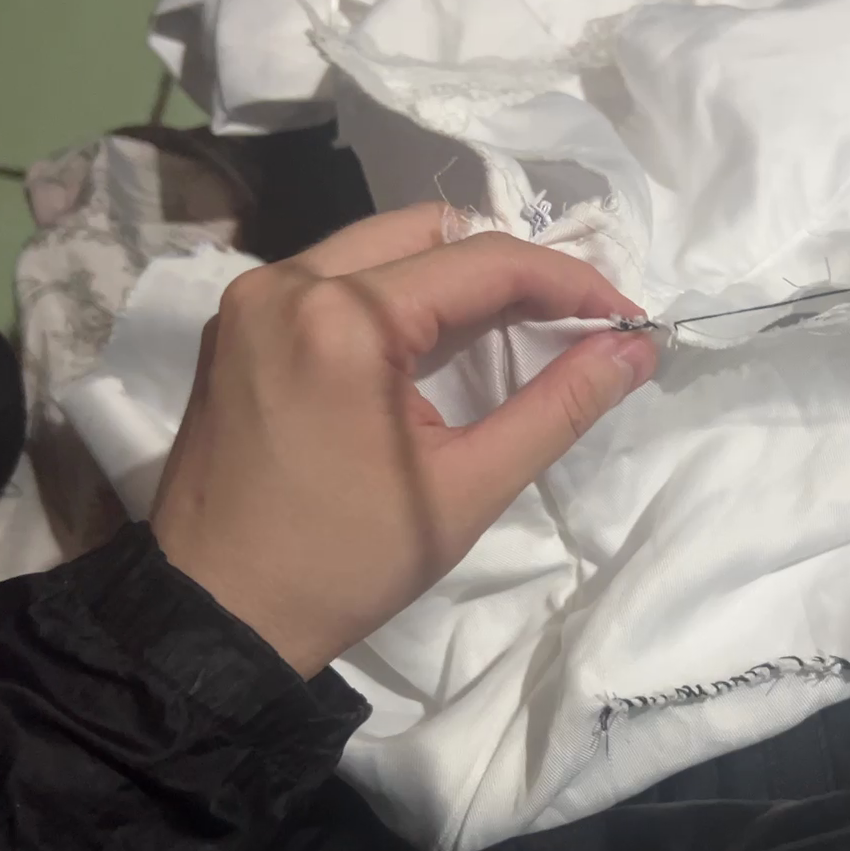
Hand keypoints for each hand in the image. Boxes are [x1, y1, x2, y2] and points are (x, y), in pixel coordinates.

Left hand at [149, 204, 657, 677]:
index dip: (571, 283)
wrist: (215, 617)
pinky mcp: (239, 323)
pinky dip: (405, 297)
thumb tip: (633, 350)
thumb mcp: (470, 489)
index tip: (624, 318)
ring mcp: (252, 297)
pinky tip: (434, 346)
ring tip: (515, 332)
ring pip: (385, 248)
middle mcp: (287, 281)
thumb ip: (560, 408)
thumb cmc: (348, 563)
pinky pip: (341, 279)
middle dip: (515, 270)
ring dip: (459, 280)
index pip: (484, 262)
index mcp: (344, 319)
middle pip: (433, 233)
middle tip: (569, 322)